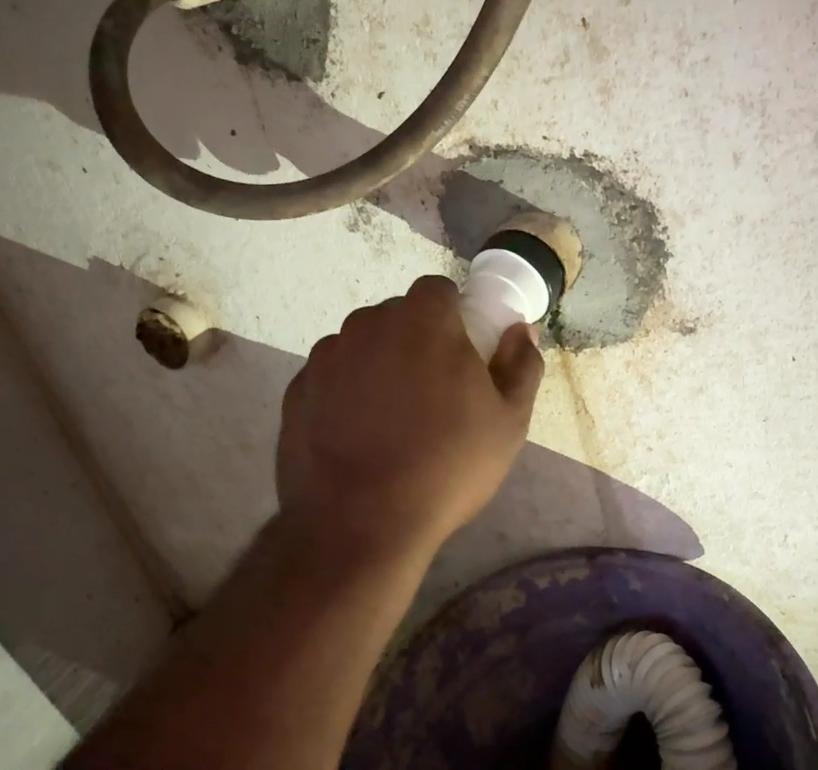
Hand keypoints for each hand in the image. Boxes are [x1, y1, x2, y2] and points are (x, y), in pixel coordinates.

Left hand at [275, 275, 542, 558]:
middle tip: (433, 392)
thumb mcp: (508, 422)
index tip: (461, 354)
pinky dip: (344, 393)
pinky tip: (357, 436)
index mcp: (423, 319)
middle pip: (397, 316)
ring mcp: (326, 356)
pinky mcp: (297, 390)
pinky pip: (330, 377)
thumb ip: (520, 365)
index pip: (437, 290)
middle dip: (415, 340)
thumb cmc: (446, 467)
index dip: (453, 315)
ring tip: (391, 420)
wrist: (357, 525)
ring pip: (361, 345)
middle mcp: (368, 324)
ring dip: (378, 365)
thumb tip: (520, 332)